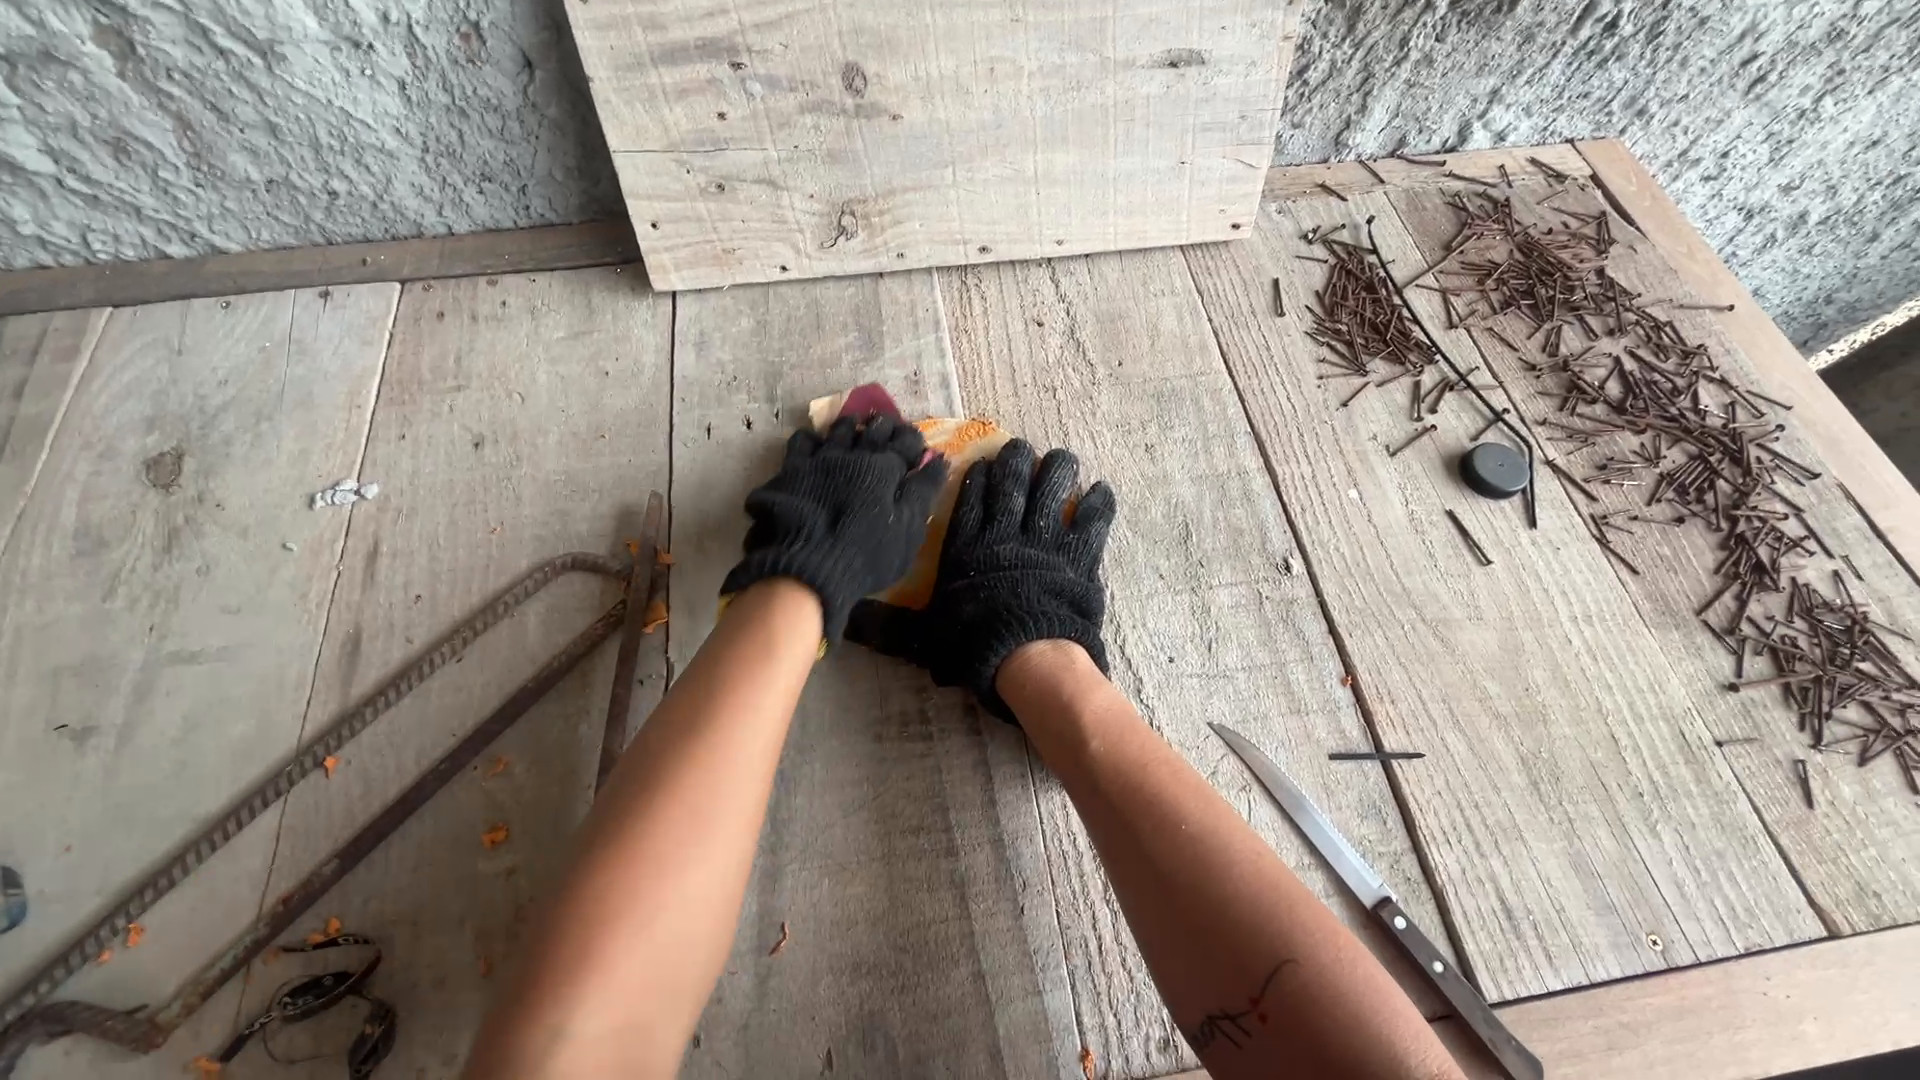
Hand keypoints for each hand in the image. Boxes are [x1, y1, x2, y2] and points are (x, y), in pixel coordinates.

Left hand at [721, 415, 948, 641]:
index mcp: (886, 469)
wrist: (806, 563)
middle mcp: (854, 455)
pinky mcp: (791, 469)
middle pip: (873, 430)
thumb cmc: (866, 553)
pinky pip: (802, 441)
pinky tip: (814, 442)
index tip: (917, 441)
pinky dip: (812, 438)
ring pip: (838, 430)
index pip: (906, 443)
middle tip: (888, 425)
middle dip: (884, 426)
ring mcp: (820, 459)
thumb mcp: (908, 530)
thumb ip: (923, 492)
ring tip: (854, 425)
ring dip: (850, 425)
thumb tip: (940, 459)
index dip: (913, 439)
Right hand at [845, 439, 1115, 721]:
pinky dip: (1098, 503)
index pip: (970, 498)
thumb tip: (856, 626)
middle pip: (1011, 483)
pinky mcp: (1076, 553)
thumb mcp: (927, 632)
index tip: (984, 463)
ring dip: (1057, 469)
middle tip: (1021, 448)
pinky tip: (1101, 490)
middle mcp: (1003, 533)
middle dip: (1015, 460)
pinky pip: (1091, 520)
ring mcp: (1042, 539)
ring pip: (1051, 489)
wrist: (1025, 653)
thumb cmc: (973, 644)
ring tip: (1060, 458)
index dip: (978, 476)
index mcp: (968, 546)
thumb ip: (898, 623)